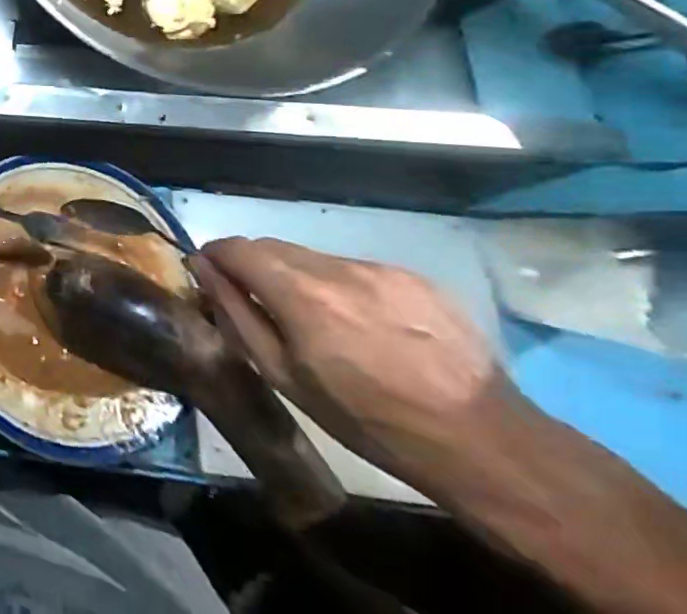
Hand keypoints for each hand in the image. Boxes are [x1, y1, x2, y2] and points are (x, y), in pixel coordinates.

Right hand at [193, 238, 514, 491]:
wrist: (481, 440)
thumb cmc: (365, 417)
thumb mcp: (282, 374)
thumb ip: (236, 314)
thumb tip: (204, 269)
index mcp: (300, 293)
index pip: (236, 248)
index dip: (214, 257)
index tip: (210, 276)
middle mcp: (337, 268)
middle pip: (272, 246)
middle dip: (253, 266)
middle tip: (258, 304)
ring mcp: (380, 269)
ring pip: (313, 257)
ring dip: (297, 277)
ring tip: (315, 320)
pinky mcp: (415, 277)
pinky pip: (355, 269)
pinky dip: (340, 286)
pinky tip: (361, 324)